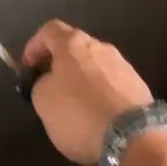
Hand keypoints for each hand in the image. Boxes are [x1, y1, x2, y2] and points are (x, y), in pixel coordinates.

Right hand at [21, 20, 153, 164]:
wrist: (132, 135)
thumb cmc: (80, 113)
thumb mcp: (43, 101)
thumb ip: (39, 84)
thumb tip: (46, 81)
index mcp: (72, 43)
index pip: (48, 30)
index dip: (34, 46)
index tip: (28, 68)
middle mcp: (99, 45)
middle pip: (73, 47)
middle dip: (60, 64)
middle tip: (51, 87)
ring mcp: (122, 63)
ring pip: (94, 65)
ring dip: (82, 79)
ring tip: (77, 104)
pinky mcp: (138, 85)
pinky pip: (112, 83)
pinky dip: (101, 93)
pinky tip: (99, 113)